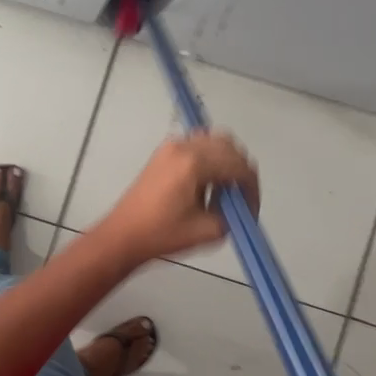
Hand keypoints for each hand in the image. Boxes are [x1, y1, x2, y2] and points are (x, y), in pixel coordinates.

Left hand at [93, 131, 259, 264]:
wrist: (124, 234)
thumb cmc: (163, 234)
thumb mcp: (208, 231)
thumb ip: (233, 213)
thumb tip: (240, 204)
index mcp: (194, 163)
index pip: (239, 166)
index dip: (251, 189)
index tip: (250, 211)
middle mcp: (184, 146)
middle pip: (229, 146)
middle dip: (241, 171)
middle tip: (241, 198)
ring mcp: (171, 146)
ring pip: (213, 141)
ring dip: (225, 161)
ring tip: (223, 190)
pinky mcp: (163, 152)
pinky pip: (196, 145)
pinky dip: (209, 158)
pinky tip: (206, 183)